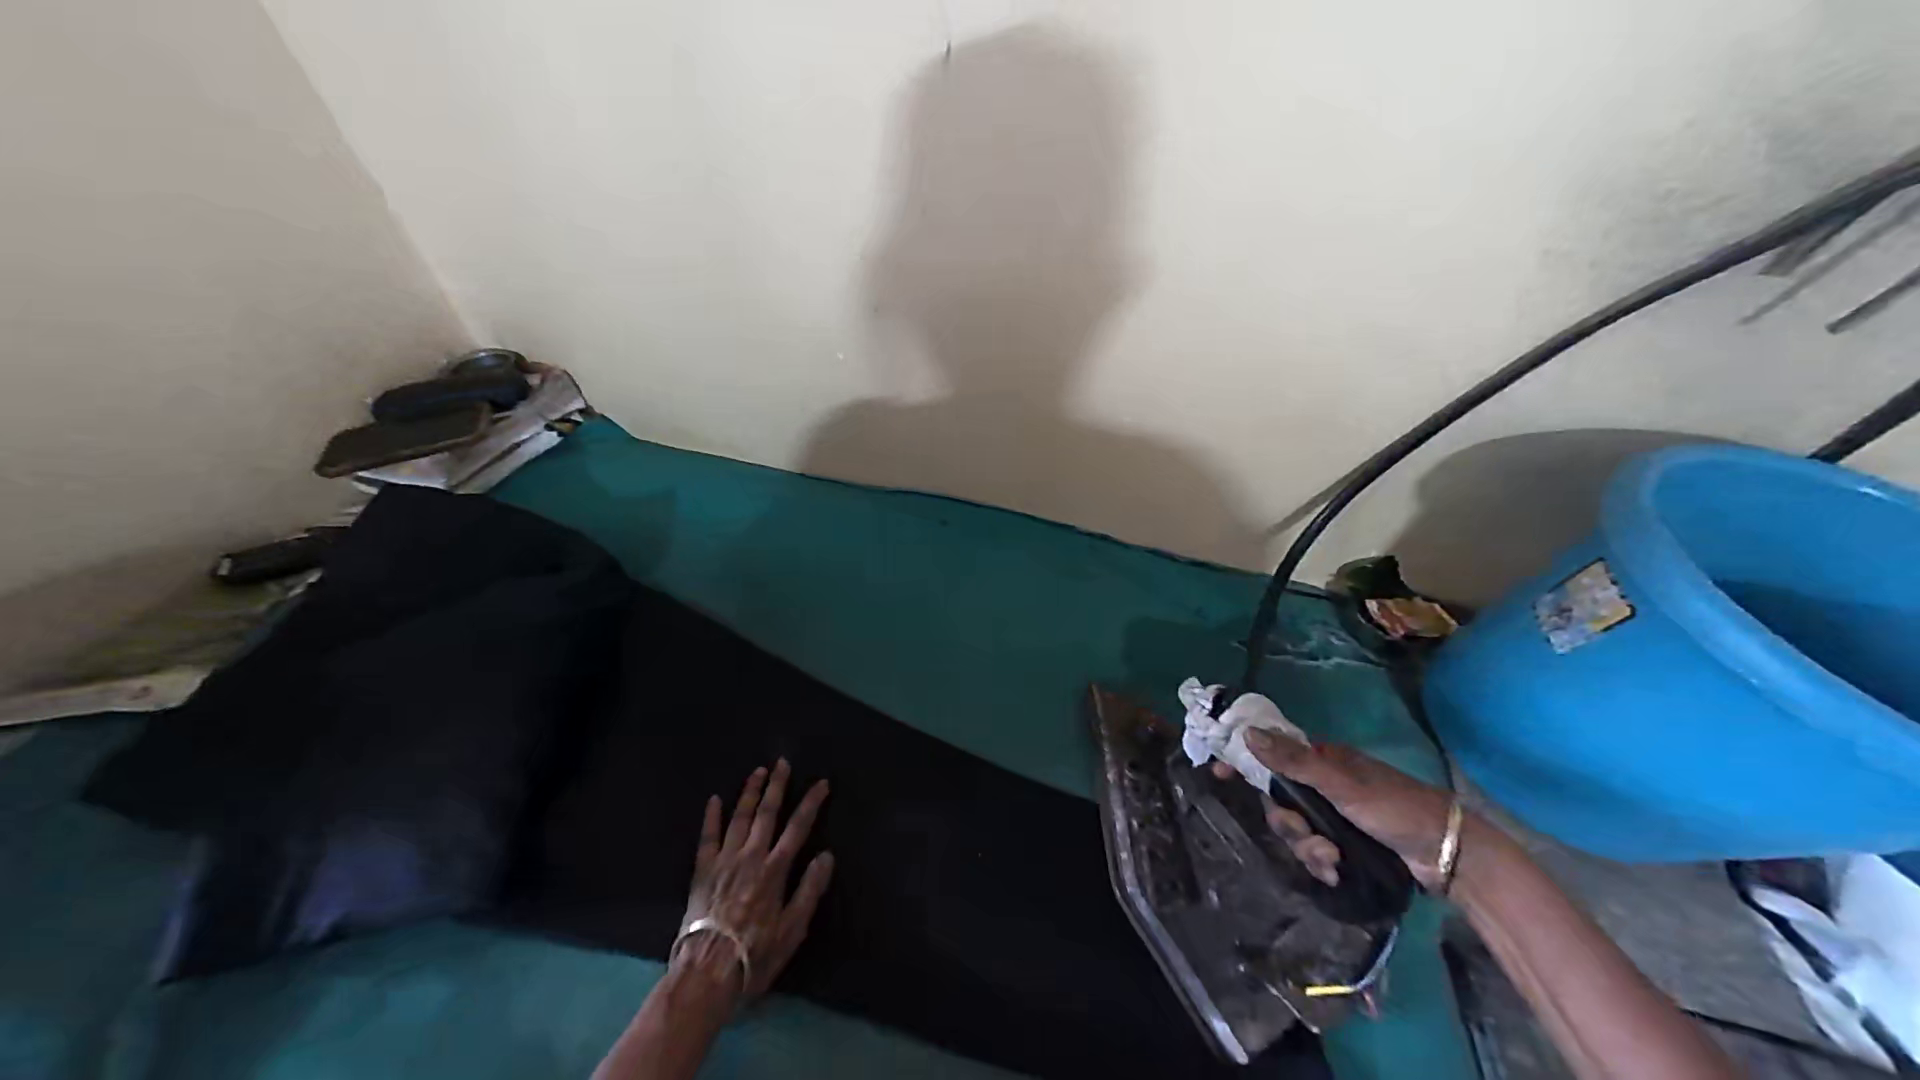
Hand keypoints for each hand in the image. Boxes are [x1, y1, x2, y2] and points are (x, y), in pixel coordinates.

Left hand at [679, 760, 834, 1000]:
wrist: (705, 972)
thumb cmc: (755, 955)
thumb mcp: (792, 930)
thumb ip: (809, 890)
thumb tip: (826, 855)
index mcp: (775, 870)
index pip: (798, 827)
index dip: (811, 803)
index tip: (821, 783)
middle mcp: (751, 857)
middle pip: (767, 813)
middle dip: (777, 786)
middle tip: (783, 762)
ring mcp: (724, 861)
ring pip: (739, 817)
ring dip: (750, 792)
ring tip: (758, 772)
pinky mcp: (702, 871)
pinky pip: (707, 837)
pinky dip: (712, 816)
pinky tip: (715, 799)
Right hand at [1216, 730, 1458, 890]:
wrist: (1448, 854)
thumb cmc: (1394, 807)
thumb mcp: (1341, 783)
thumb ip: (1293, 761)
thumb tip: (1247, 734)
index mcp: (1321, 761)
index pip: (1272, 754)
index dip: (1244, 762)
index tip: (1218, 773)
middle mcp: (1323, 786)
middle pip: (1279, 801)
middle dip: (1289, 824)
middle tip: (1307, 835)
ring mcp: (1334, 816)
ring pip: (1295, 831)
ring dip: (1308, 849)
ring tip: (1332, 862)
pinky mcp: (1345, 844)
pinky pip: (1313, 853)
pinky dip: (1321, 864)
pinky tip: (1337, 874)